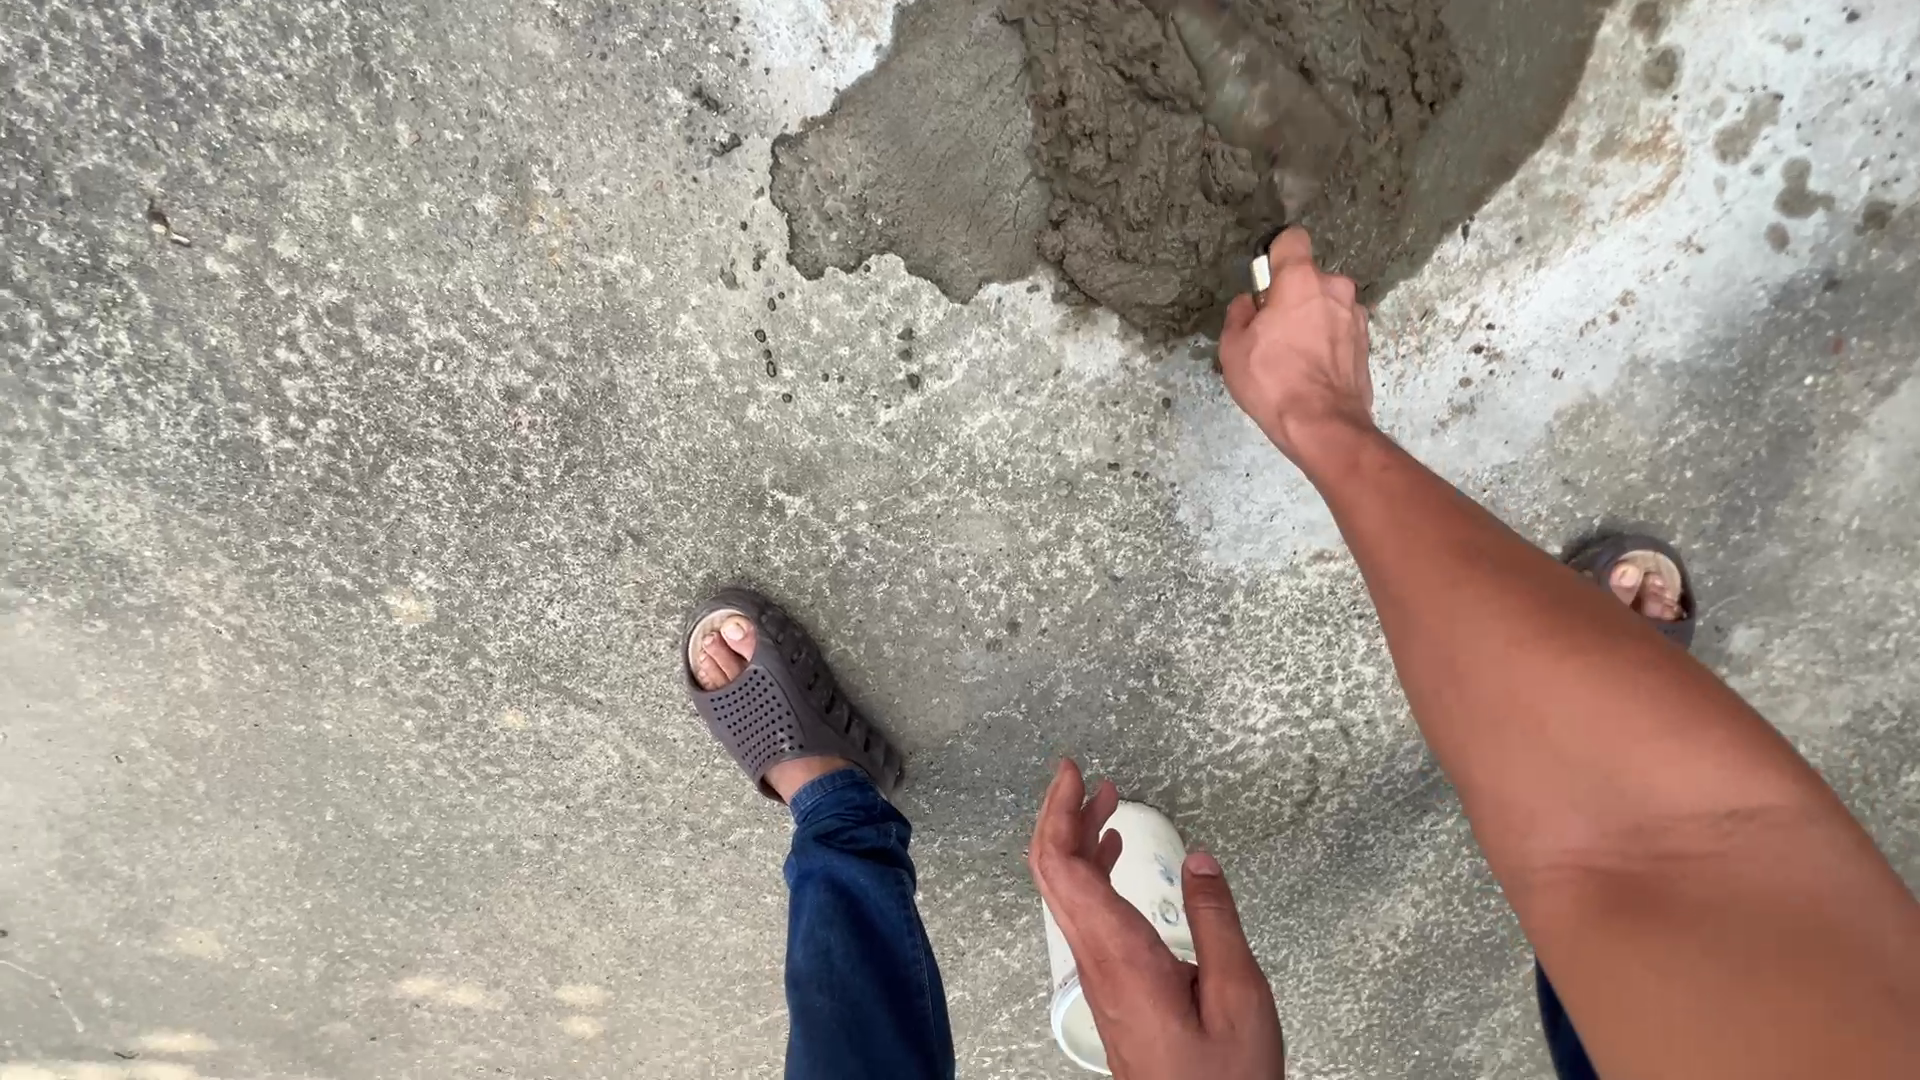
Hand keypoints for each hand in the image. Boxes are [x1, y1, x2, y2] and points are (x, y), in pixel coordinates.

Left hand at [1029, 760, 1285, 1079]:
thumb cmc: (1221, 1079)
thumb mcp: (1238, 997)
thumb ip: (1215, 920)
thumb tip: (1198, 856)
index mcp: (1117, 949)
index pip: (1062, 864)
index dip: (1059, 810)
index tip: (1072, 771)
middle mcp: (1094, 953)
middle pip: (1051, 867)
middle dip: (1058, 811)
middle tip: (1080, 774)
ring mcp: (1096, 966)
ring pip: (1064, 885)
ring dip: (1077, 834)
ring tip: (1106, 800)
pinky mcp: (1107, 976)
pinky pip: (1084, 905)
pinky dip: (1093, 865)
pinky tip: (1115, 850)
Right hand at [1219, 227, 1374, 467]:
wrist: (1321, 423)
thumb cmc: (1272, 381)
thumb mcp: (1232, 348)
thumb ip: (1239, 315)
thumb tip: (1248, 304)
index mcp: (1300, 280)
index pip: (1291, 240)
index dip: (1273, 256)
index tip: (1262, 283)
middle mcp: (1335, 288)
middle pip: (1307, 279)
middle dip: (1289, 298)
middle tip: (1269, 333)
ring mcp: (1355, 315)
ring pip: (1324, 306)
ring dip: (1308, 321)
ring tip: (1289, 357)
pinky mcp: (1365, 341)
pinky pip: (1337, 329)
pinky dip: (1323, 341)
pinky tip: (1308, 369)